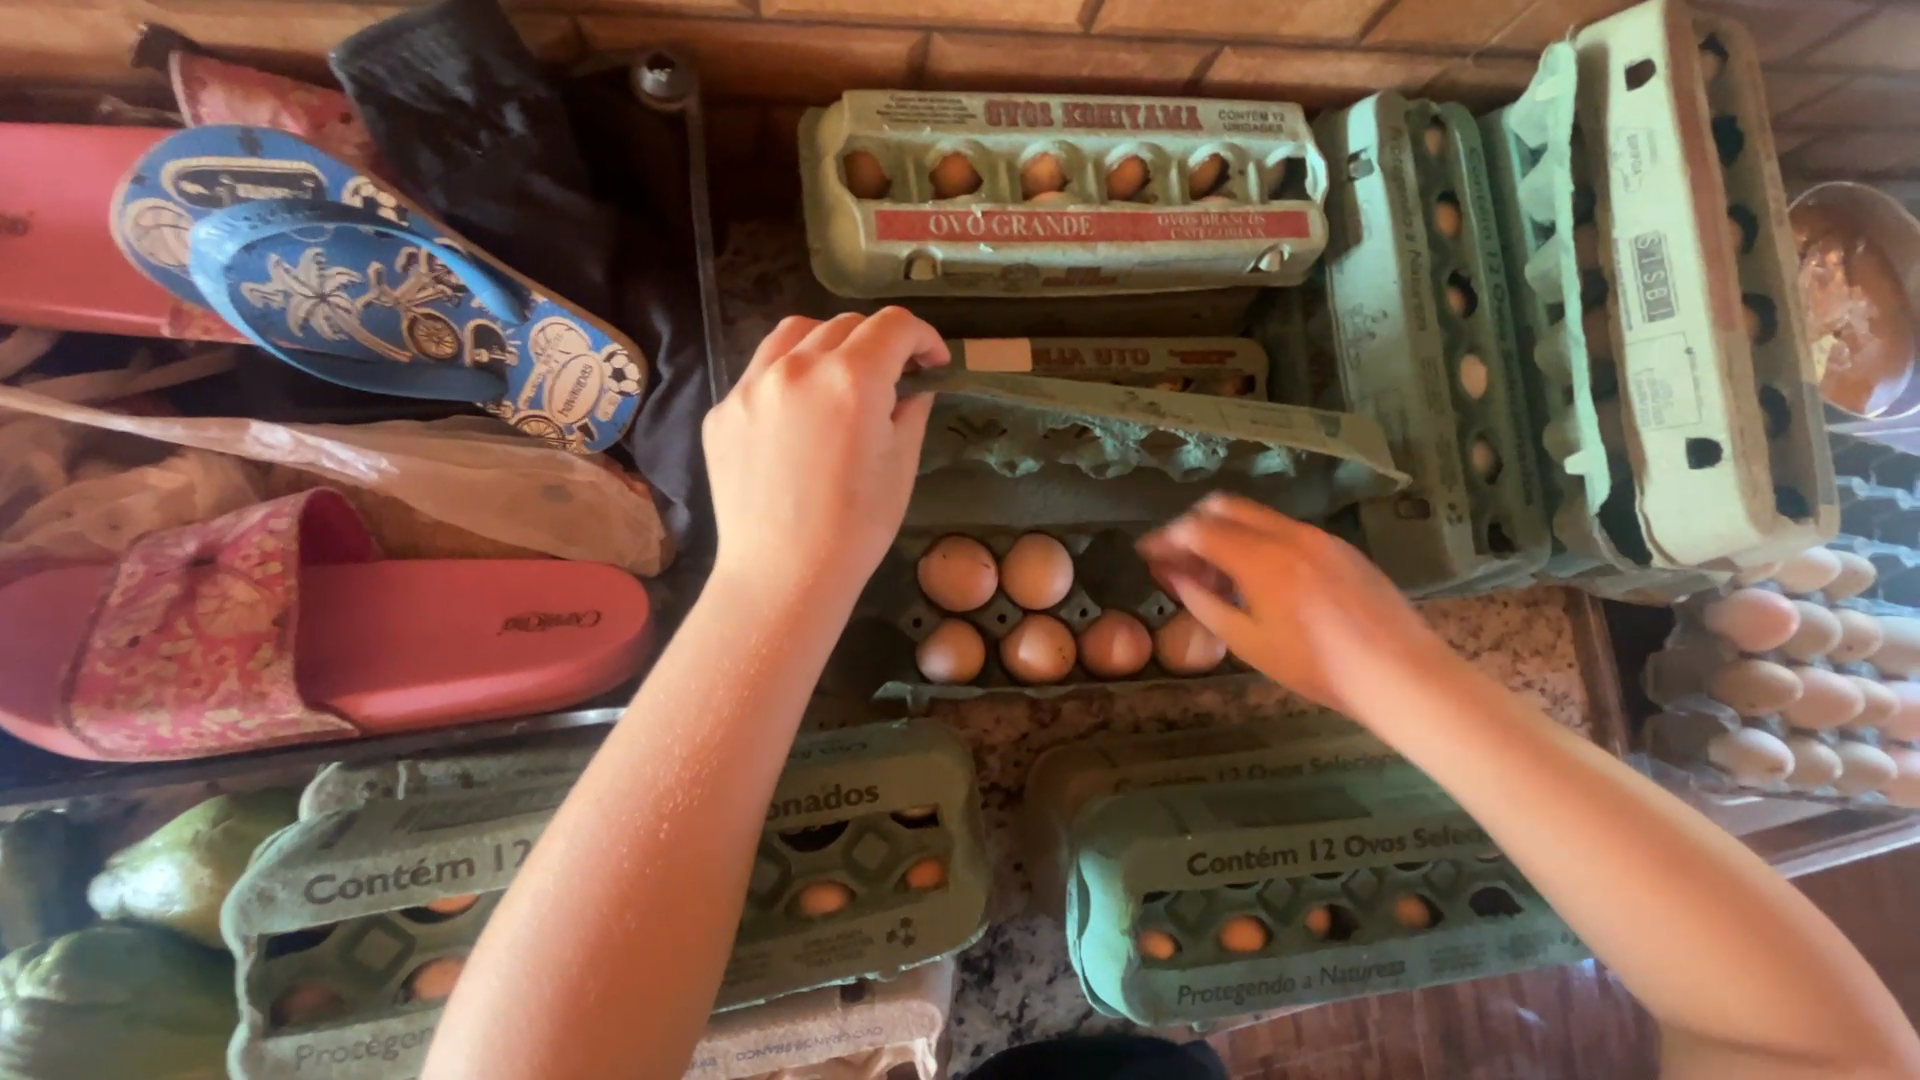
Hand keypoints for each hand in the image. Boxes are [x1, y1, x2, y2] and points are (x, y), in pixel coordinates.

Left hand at [704, 308, 947, 604]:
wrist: (783, 575)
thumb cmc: (856, 529)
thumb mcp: (901, 467)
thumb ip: (910, 412)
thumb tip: (913, 388)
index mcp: (852, 379)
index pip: (894, 326)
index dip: (924, 337)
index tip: (935, 362)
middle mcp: (797, 367)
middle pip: (846, 324)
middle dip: (880, 342)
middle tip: (895, 376)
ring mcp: (751, 386)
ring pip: (795, 334)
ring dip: (829, 343)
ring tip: (842, 378)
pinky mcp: (723, 411)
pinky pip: (761, 373)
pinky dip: (790, 376)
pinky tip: (800, 415)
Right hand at [1137, 494, 1462, 715]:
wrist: (1400, 674)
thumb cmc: (1316, 667)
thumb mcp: (1247, 642)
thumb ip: (1203, 601)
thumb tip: (1172, 574)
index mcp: (1261, 557)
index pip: (1197, 529)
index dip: (1166, 538)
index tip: (1146, 553)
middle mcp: (1289, 534)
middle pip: (1225, 506)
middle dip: (1193, 524)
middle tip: (1177, 556)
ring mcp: (1319, 537)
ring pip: (1257, 516)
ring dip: (1225, 533)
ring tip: (1215, 573)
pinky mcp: (1340, 548)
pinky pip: (1285, 530)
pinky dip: (1257, 541)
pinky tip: (1257, 578)